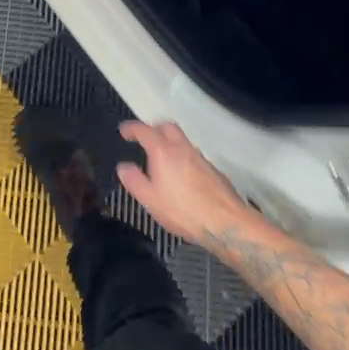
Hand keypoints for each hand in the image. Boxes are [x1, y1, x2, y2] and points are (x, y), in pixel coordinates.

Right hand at [116, 120, 263, 247]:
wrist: (225, 223)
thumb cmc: (182, 211)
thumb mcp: (149, 199)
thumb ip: (133, 180)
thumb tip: (123, 166)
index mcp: (163, 151)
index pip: (144, 130)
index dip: (131, 128)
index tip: (123, 130)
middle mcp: (183, 148)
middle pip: (167, 126)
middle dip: (153, 128)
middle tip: (144, 139)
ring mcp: (200, 157)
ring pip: (182, 140)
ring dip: (170, 142)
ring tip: (162, 160)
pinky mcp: (213, 169)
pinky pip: (193, 155)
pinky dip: (183, 156)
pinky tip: (181, 176)